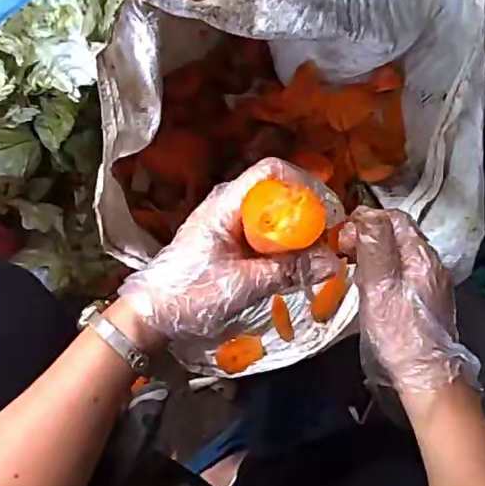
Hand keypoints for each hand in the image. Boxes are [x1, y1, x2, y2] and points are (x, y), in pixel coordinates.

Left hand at [118, 159, 335, 343]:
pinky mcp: (228, 241)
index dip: (304, 184)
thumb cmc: (188, 295)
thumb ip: (288, 271)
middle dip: (306, 212)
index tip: (326, 212)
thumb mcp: (243, 285)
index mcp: (224, 204)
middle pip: (276, 191)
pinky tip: (294, 266)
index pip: (271, 171)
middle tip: (328, 240)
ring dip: (296, 232)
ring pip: (272, 214)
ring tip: (316, 256)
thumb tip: (333, 262)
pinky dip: (282, 245)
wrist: (151, 314)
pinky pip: (263, 233)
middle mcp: (226, 205)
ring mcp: (227, 222)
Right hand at [341, 208, 479, 396]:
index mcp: (421, 257)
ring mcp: (428, 284)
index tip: (342, 235)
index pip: (395, 218)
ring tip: (350, 266)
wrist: (425, 377)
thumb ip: (374, 247)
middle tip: (342, 250)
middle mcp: (429, 265)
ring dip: (371, 254)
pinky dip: (380, 271)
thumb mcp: (380, 285)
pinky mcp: (423, 301)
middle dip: (367, 235)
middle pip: (397, 234)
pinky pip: (399, 273)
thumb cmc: (399, 333)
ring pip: (397, 254)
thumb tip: (365, 214)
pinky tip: (367, 286)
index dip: (366, 220)